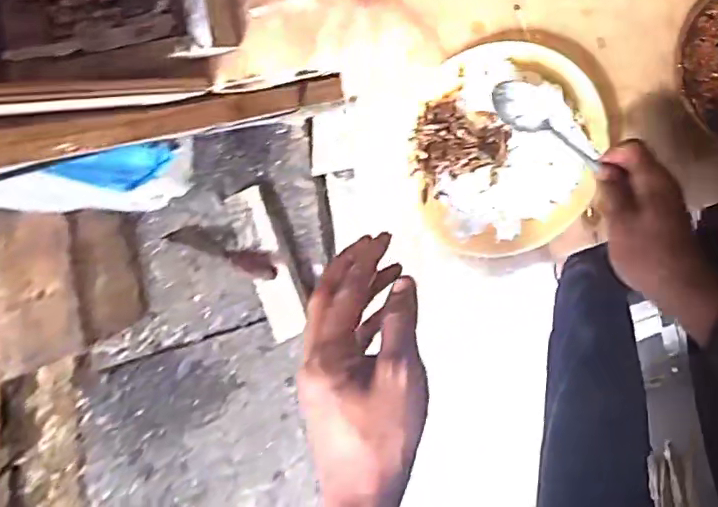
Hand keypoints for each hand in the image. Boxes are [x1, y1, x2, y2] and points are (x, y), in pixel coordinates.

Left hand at [298, 233, 426, 506]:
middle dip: (352, 266)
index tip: (382, 237)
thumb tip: (403, 283)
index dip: (365, 261)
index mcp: (325, 356)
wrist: (363, 496)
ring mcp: (321, 375)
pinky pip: (346, 337)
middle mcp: (315, 361)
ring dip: (361, 289)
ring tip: (390, 270)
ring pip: (336, 317)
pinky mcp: (332, 387)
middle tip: (375, 241)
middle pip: (328, 299)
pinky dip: (365, 315)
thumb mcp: (400, 373)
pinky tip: (388, 309)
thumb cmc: (382, 437)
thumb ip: (401, 322)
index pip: (344, 293)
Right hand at [597, 139, 717, 341]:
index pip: (632, 147)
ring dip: (623, 186)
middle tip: (599, 193)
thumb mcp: (620, 223)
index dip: (611, 154)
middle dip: (615, 171)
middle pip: (638, 160)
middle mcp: (666, 181)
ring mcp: (670, 196)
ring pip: (642, 177)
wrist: (683, 286)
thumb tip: (604, 168)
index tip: (595, 174)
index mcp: (654, 178)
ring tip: (607, 208)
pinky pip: (648, 193)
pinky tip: (622, 220)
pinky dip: (633, 199)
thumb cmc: (647, 255)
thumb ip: (612, 192)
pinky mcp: (670, 212)